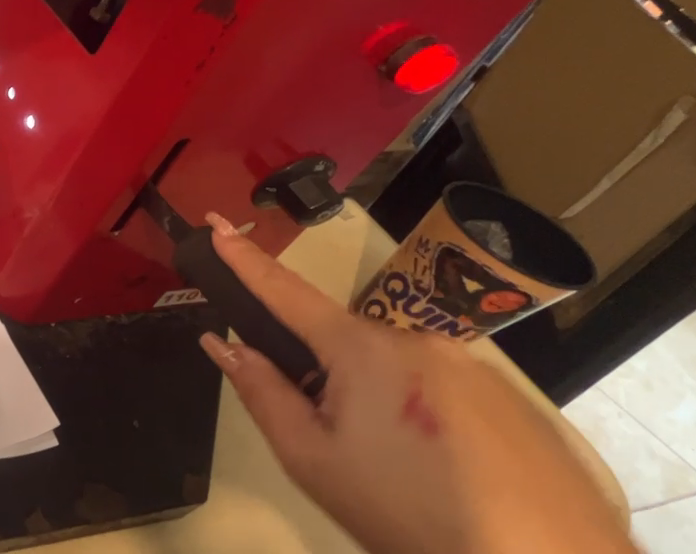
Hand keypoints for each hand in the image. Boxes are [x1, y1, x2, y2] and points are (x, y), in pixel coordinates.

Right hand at [199, 214, 634, 553]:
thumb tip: (221, 342)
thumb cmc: (410, 514)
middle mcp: (422, 342)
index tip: (214, 221)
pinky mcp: (523, 406)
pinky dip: (435, 422)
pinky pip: (452, 395)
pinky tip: (452, 476)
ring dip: (385, 400)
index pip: (287, 291)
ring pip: (401, 371)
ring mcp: (480, 371)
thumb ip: (261, 392)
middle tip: (342, 440)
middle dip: (330, 375)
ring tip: (405, 471)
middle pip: (349, 344)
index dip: (245, 258)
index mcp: (363, 349)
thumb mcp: (312, 460)